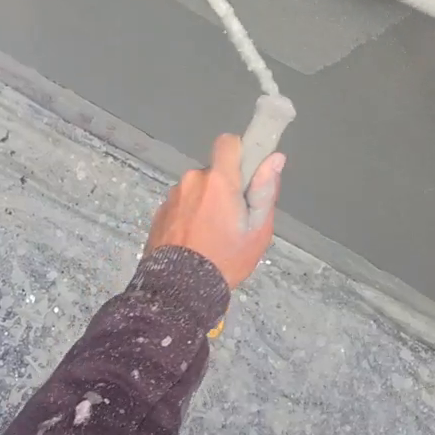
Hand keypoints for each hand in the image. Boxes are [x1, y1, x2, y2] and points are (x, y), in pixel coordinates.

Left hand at [145, 134, 284, 288]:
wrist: (178, 291)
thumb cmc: (225, 258)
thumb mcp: (257, 230)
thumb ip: (266, 190)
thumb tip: (275, 157)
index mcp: (218, 180)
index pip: (228, 143)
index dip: (239, 152)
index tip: (246, 173)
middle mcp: (192, 180)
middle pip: (213, 172)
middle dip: (223, 188)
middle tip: (231, 220)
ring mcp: (172, 196)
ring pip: (196, 190)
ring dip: (204, 203)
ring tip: (210, 236)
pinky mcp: (159, 213)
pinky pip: (181, 205)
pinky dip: (188, 217)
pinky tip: (193, 242)